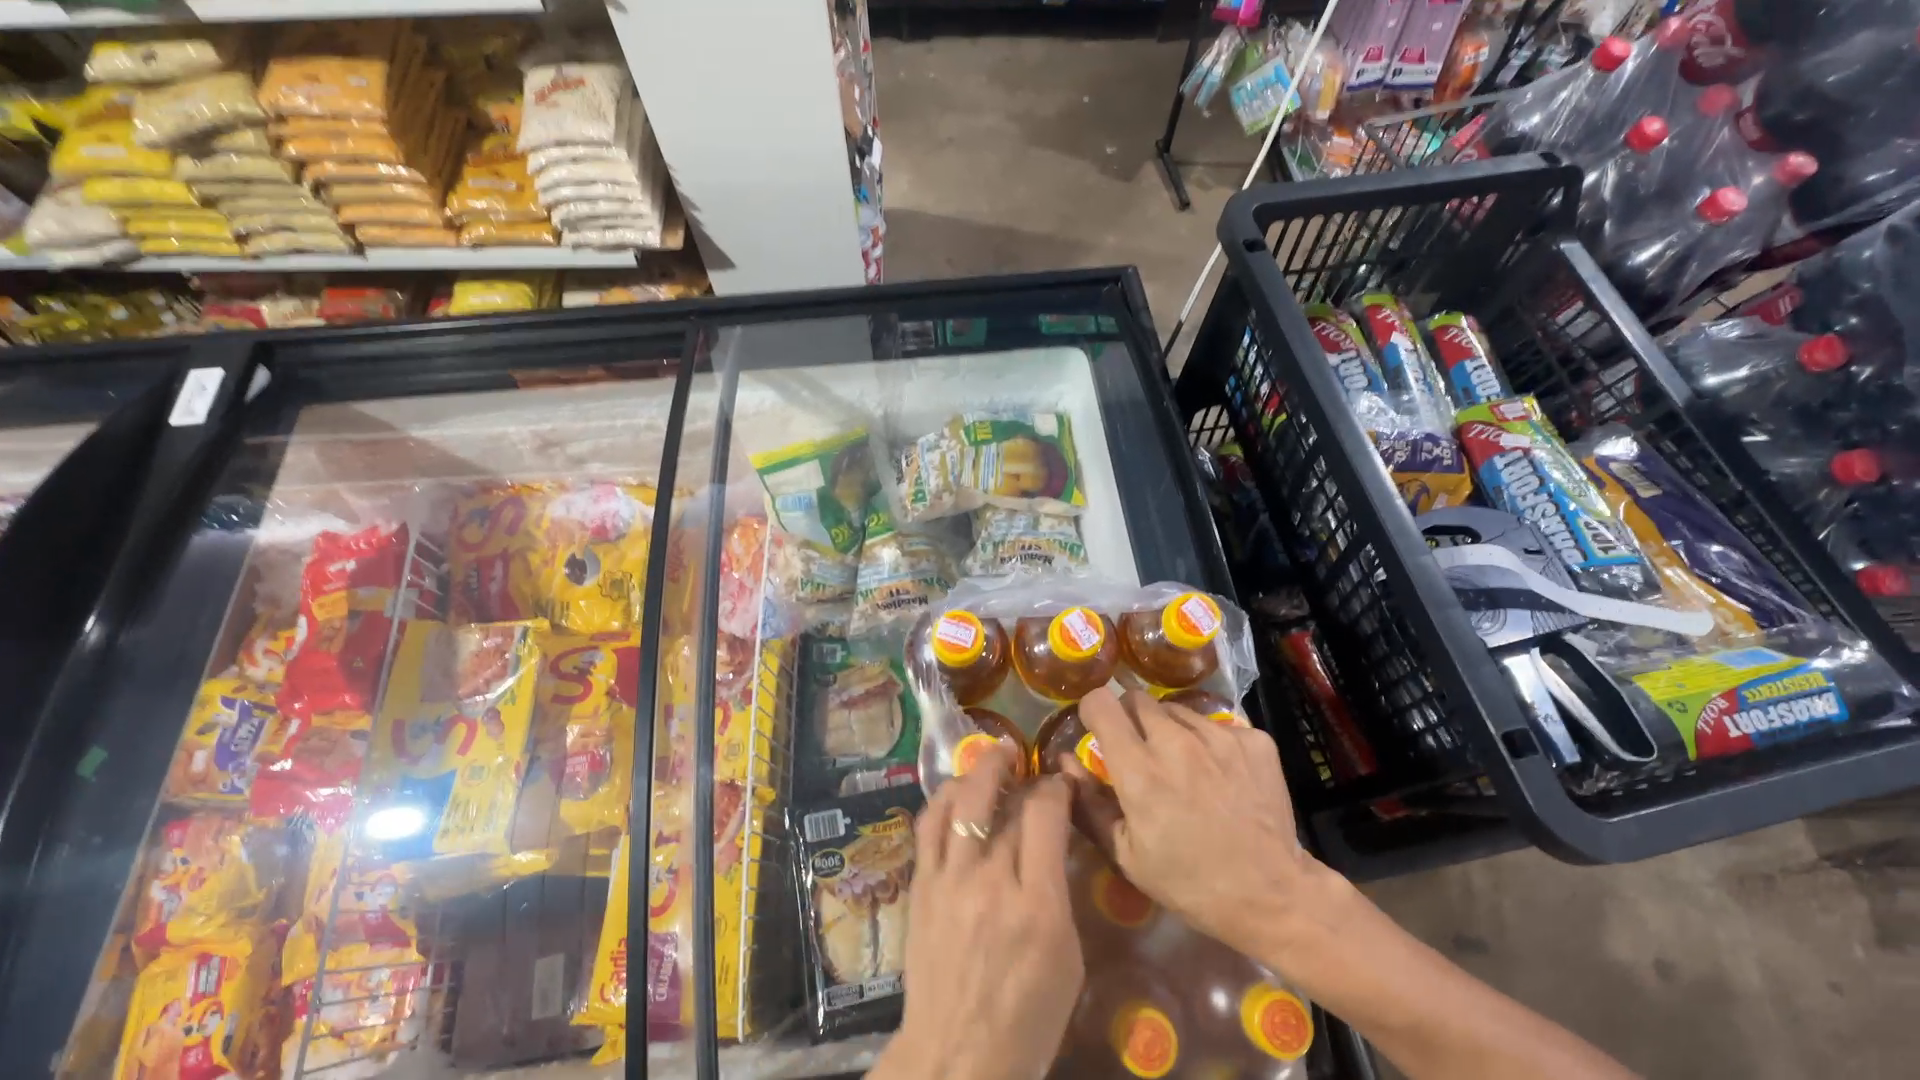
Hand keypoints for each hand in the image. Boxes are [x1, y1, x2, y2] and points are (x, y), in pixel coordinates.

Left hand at [872, 744, 1083, 1079]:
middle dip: (1013, 768)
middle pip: (1001, 802)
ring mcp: (948, 882)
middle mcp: (989, 882)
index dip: (1055, 788)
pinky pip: (928, 828)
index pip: (1045, 816)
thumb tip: (1048, 844)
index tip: (1060, 782)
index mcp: (1037, 906)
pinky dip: (943, 800)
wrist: (957, 1056)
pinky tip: (955, 793)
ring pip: (958, 803)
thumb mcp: (1068, 957)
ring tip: (989, 761)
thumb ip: (1058, 892)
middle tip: (1021, 755)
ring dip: (975, 773)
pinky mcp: (920, 889)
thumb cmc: (1029, 1018)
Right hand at [1062, 686, 1319, 957]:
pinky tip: (1220, 776)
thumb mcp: (1125, 854)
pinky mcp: (1254, 740)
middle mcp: (1177, 743)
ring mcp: (1220, 737)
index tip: (1099, 731)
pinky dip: (1211, 743)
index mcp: (1140, 771)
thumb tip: (1063, 761)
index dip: (1094, 713)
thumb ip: (1087, 803)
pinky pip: (1217, 725)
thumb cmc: (1188, 882)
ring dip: (1171, 730)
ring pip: (1178, 710)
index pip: (1101, 703)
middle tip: (1141, 753)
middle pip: (1138, 699)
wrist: (1270, 893)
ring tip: (1184, 767)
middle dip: (1131, 720)